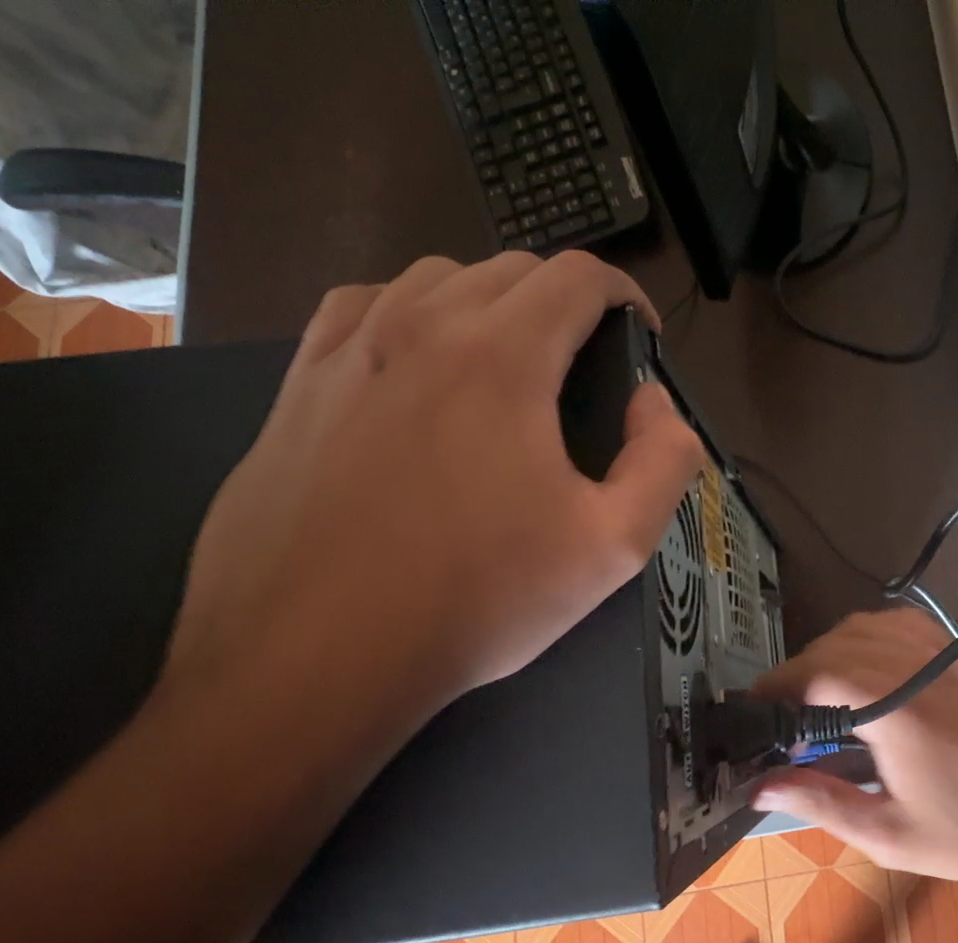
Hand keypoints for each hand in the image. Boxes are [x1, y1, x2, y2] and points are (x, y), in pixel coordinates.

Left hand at [164, 251, 704, 729]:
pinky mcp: (294, 386)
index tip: (641, 338)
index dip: (627, 295)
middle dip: (564, 299)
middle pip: (509, 268)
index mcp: (501, 358)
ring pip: (432, 278)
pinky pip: (359, 309)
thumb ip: (664, 461)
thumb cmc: (477, 599)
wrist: (314, 659)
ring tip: (510, 363)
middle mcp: (418, 329)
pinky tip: (417, 365)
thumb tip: (656, 405)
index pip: (578, 276)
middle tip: (587, 363)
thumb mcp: (613, 546)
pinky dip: (407, 314)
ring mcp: (345, 352)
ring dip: (489, 301)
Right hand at [751, 610, 957, 892]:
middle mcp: (919, 668)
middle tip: (781, 716)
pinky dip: (870, 634)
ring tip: (818, 695)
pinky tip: (865, 669)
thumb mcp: (887, 833)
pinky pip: (904, 624)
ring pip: (868, 625)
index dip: (777, 685)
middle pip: (838, 644)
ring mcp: (944, 657)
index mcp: (898, 709)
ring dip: (832, 650)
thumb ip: (820, 801)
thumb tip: (759, 785)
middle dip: (799, 672)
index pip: (819, 672)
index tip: (751, 709)